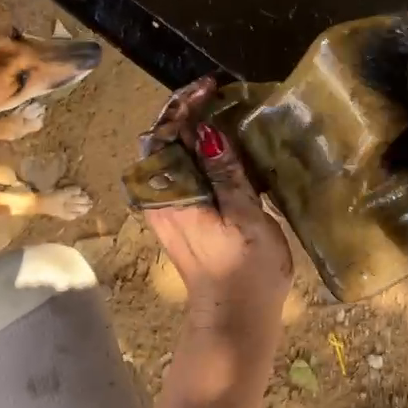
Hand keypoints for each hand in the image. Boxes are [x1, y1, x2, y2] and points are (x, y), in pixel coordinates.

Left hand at [136, 78, 293, 329]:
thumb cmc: (244, 271)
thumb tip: (211, 132)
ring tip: (229, 110)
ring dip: (196, 128)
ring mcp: (172, 207)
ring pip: (175, 154)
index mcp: (172, 195)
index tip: (211, 87)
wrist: (235, 320)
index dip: (183, 105)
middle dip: (188, 111)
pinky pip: (187, 170)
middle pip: (164, 140)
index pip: (163, 134)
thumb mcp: (244, 217)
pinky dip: (204, 150)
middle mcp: (164, 196)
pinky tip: (232, 145)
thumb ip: (227, 173)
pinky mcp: (186, 215)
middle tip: (222, 93)